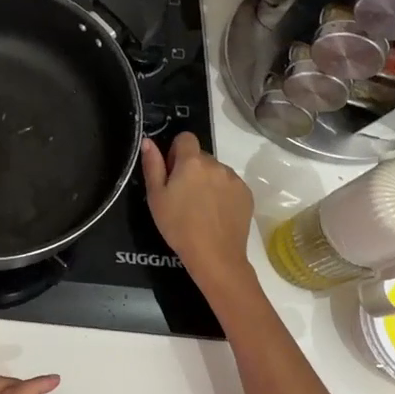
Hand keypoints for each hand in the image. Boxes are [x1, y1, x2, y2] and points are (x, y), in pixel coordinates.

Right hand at [141, 132, 255, 280]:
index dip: (176, 151)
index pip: (186, 138)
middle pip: (201, 156)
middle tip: (183, 195)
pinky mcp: (246, 194)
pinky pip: (230, 184)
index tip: (172, 171)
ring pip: (216, 171)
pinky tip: (216, 213)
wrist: (214, 256)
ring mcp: (234, 179)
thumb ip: (153, 165)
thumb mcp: (156, 196)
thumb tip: (148, 141)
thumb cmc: (178, 225)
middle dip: (192, 168)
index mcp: (192, 162)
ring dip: (208, 180)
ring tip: (201, 207)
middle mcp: (216, 164)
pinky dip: (222, 192)